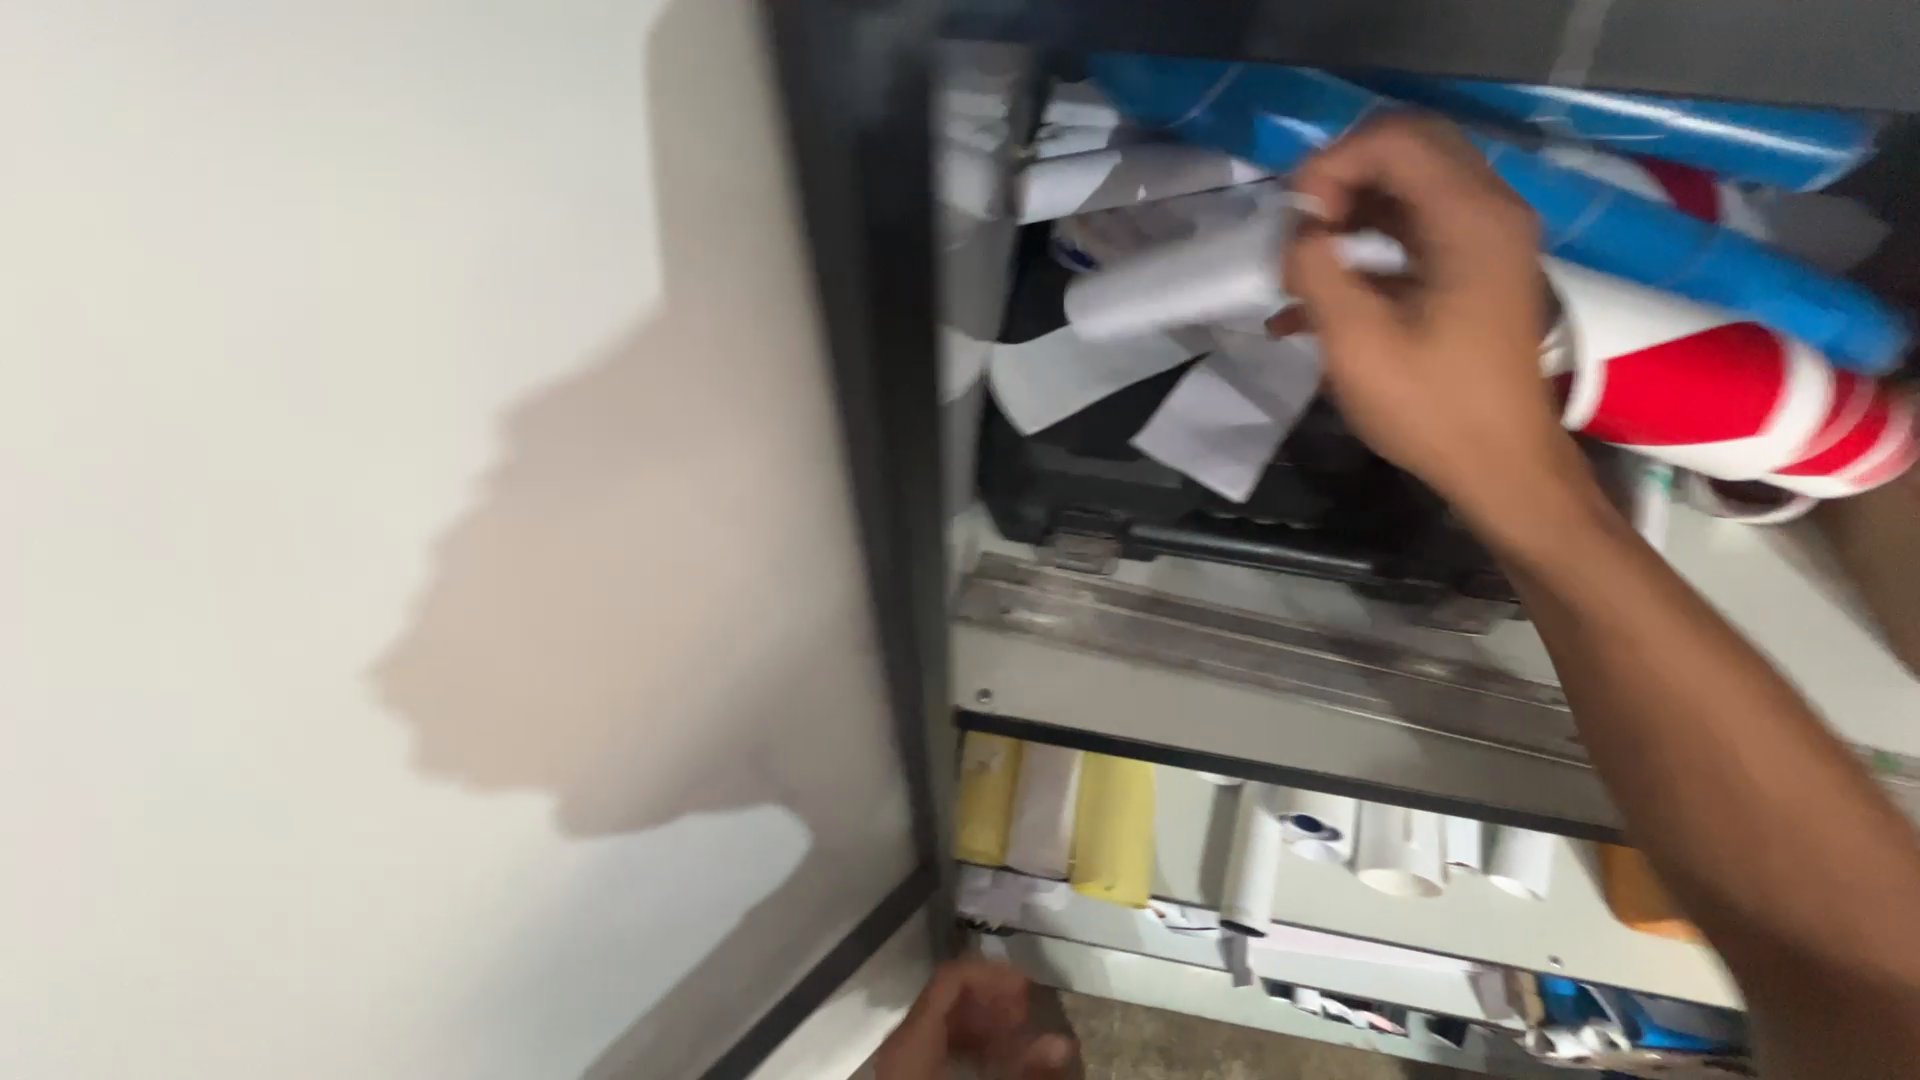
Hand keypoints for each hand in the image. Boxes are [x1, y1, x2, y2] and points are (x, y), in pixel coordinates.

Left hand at [872, 958, 1077, 1079]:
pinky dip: (970, 1048)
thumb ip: (1028, 1074)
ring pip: (944, 1025)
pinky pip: (938, 1049)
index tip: (1028, 989)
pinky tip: (998, 1064)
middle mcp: (901, 1045)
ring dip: (985, 1025)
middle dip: (993, 1002)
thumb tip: (1064, 1044)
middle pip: (947, 999)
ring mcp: (900, 1066)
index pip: (950, 980)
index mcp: (911, 1042)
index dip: (991, 976)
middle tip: (1030, 1015)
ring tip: (1022, 1040)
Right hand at [1277, 114, 1593, 536]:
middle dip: (1339, 179)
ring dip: (1346, 212)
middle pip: (1406, 149)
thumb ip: (1317, 271)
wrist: (1497, 462)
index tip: (1290, 223)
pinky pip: (1411, 228)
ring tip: (1300, 264)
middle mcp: (1487, 211)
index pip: (1394, 141)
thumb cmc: (1429, 407)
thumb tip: (1296, 229)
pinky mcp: (1472, 269)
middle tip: (1296, 232)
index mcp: (1469, 219)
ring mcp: (1484, 239)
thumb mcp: (1356, 342)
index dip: (1329, 166)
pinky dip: (1363, 245)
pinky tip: (1315, 297)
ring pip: (1407, 186)